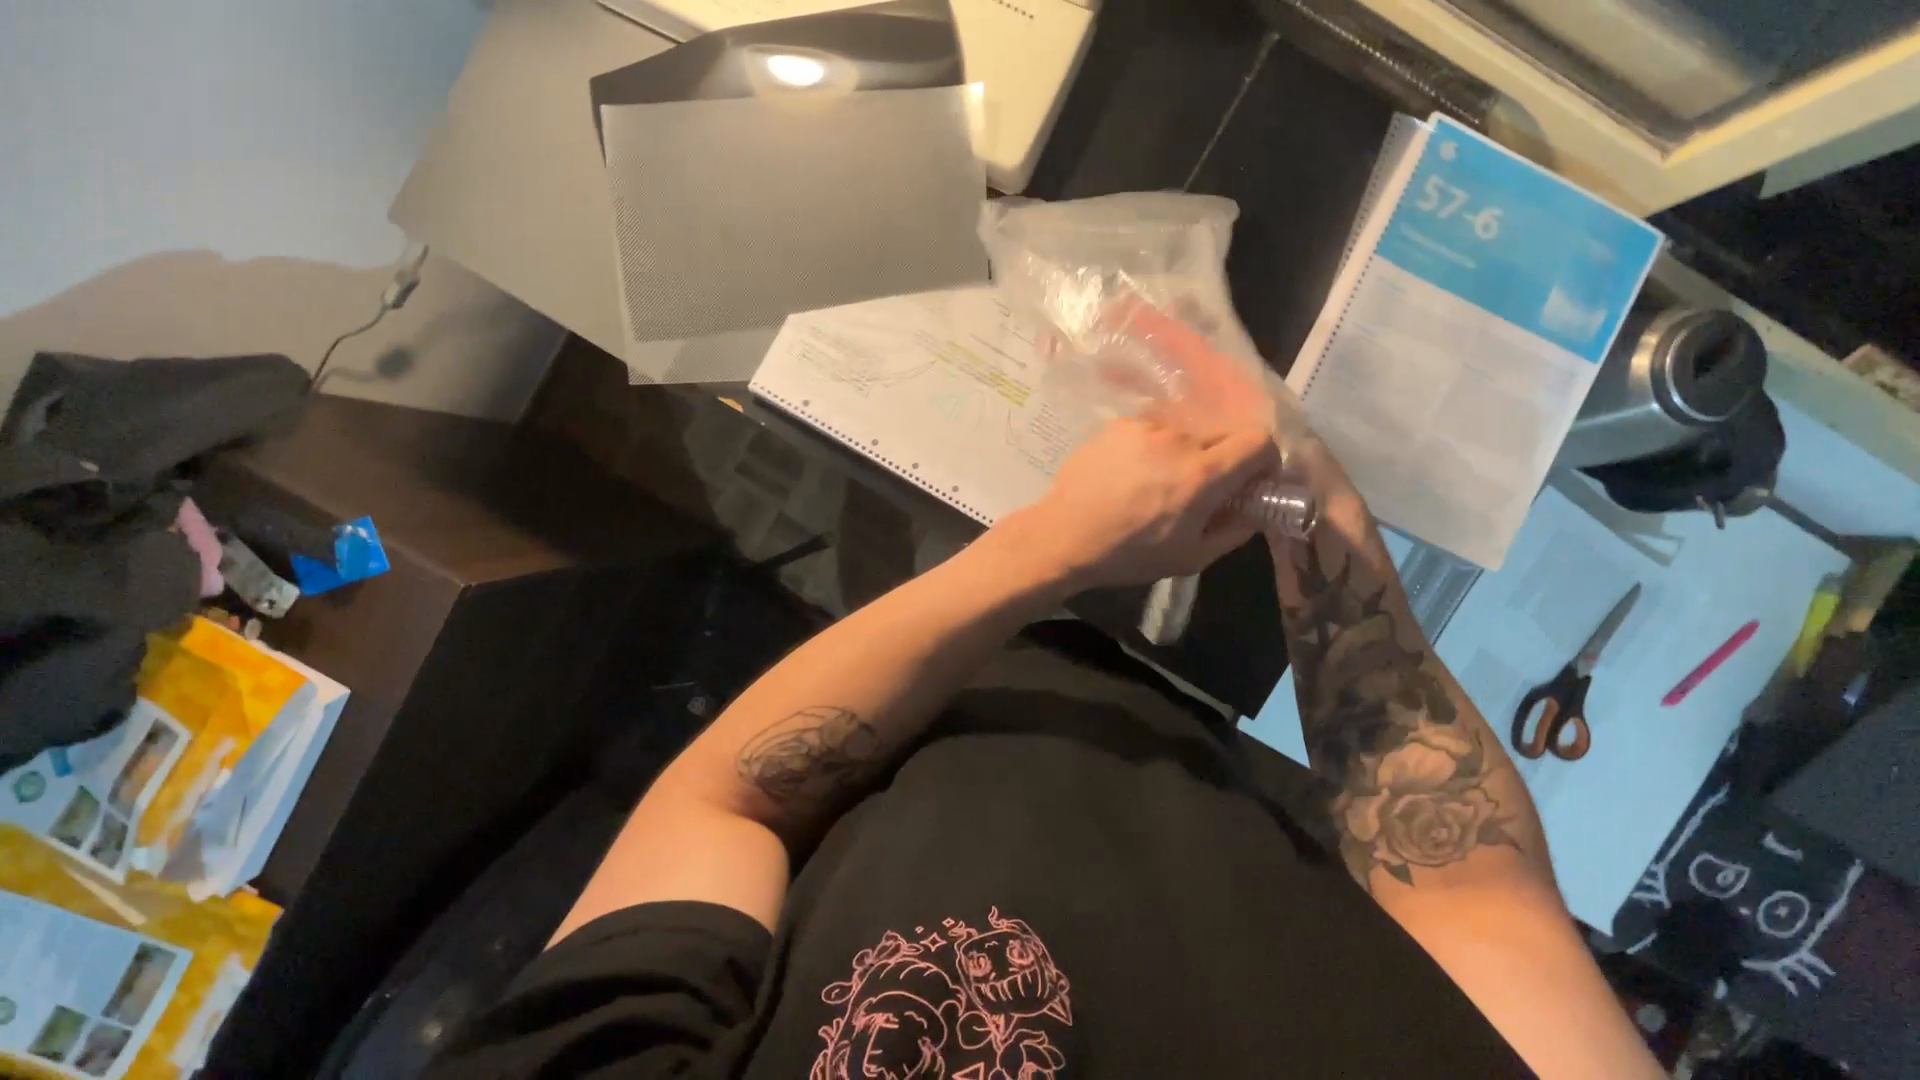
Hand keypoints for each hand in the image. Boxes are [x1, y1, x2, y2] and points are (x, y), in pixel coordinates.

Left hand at [993, 417, 1278, 590]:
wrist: (1064, 536)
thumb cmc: (1129, 555)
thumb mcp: (1190, 558)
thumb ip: (1234, 532)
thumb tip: (1256, 511)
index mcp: (1202, 474)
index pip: (1258, 441)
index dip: (1263, 460)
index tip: (1251, 480)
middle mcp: (1178, 440)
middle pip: (1223, 434)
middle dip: (1224, 459)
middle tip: (1203, 488)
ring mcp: (1146, 428)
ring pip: (1186, 432)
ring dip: (1185, 453)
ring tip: (1158, 483)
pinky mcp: (1119, 425)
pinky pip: (1154, 429)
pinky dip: (1154, 448)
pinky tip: (1133, 474)